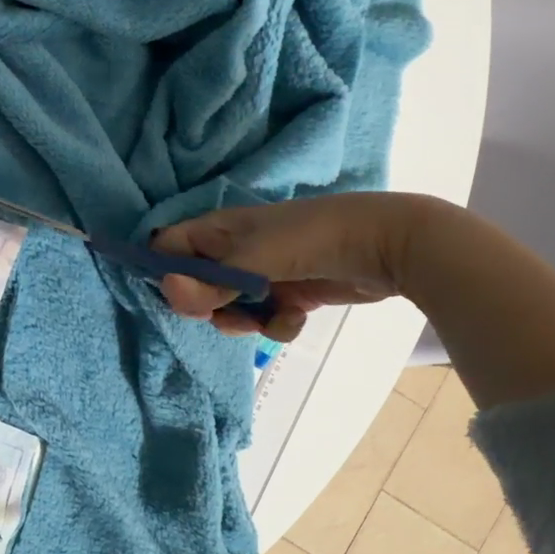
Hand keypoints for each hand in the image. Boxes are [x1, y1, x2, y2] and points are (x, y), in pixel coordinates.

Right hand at [150, 191, 451, 341]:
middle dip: (207, 306)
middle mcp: (233, 250)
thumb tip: (168, 294)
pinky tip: (295, 320)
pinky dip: (275, 323)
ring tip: (263, 323)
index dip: (164, 273)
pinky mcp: (291, 292)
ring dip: (241, 321)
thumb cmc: (310, 238)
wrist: (390, 243)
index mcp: (215, 230)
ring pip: (229, 306)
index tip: (179, 296)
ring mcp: (262, 272)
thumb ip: (210, 283)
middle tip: (224, 315)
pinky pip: (266, 315)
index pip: (166, 249)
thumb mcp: (253, 260)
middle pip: (195, 285)